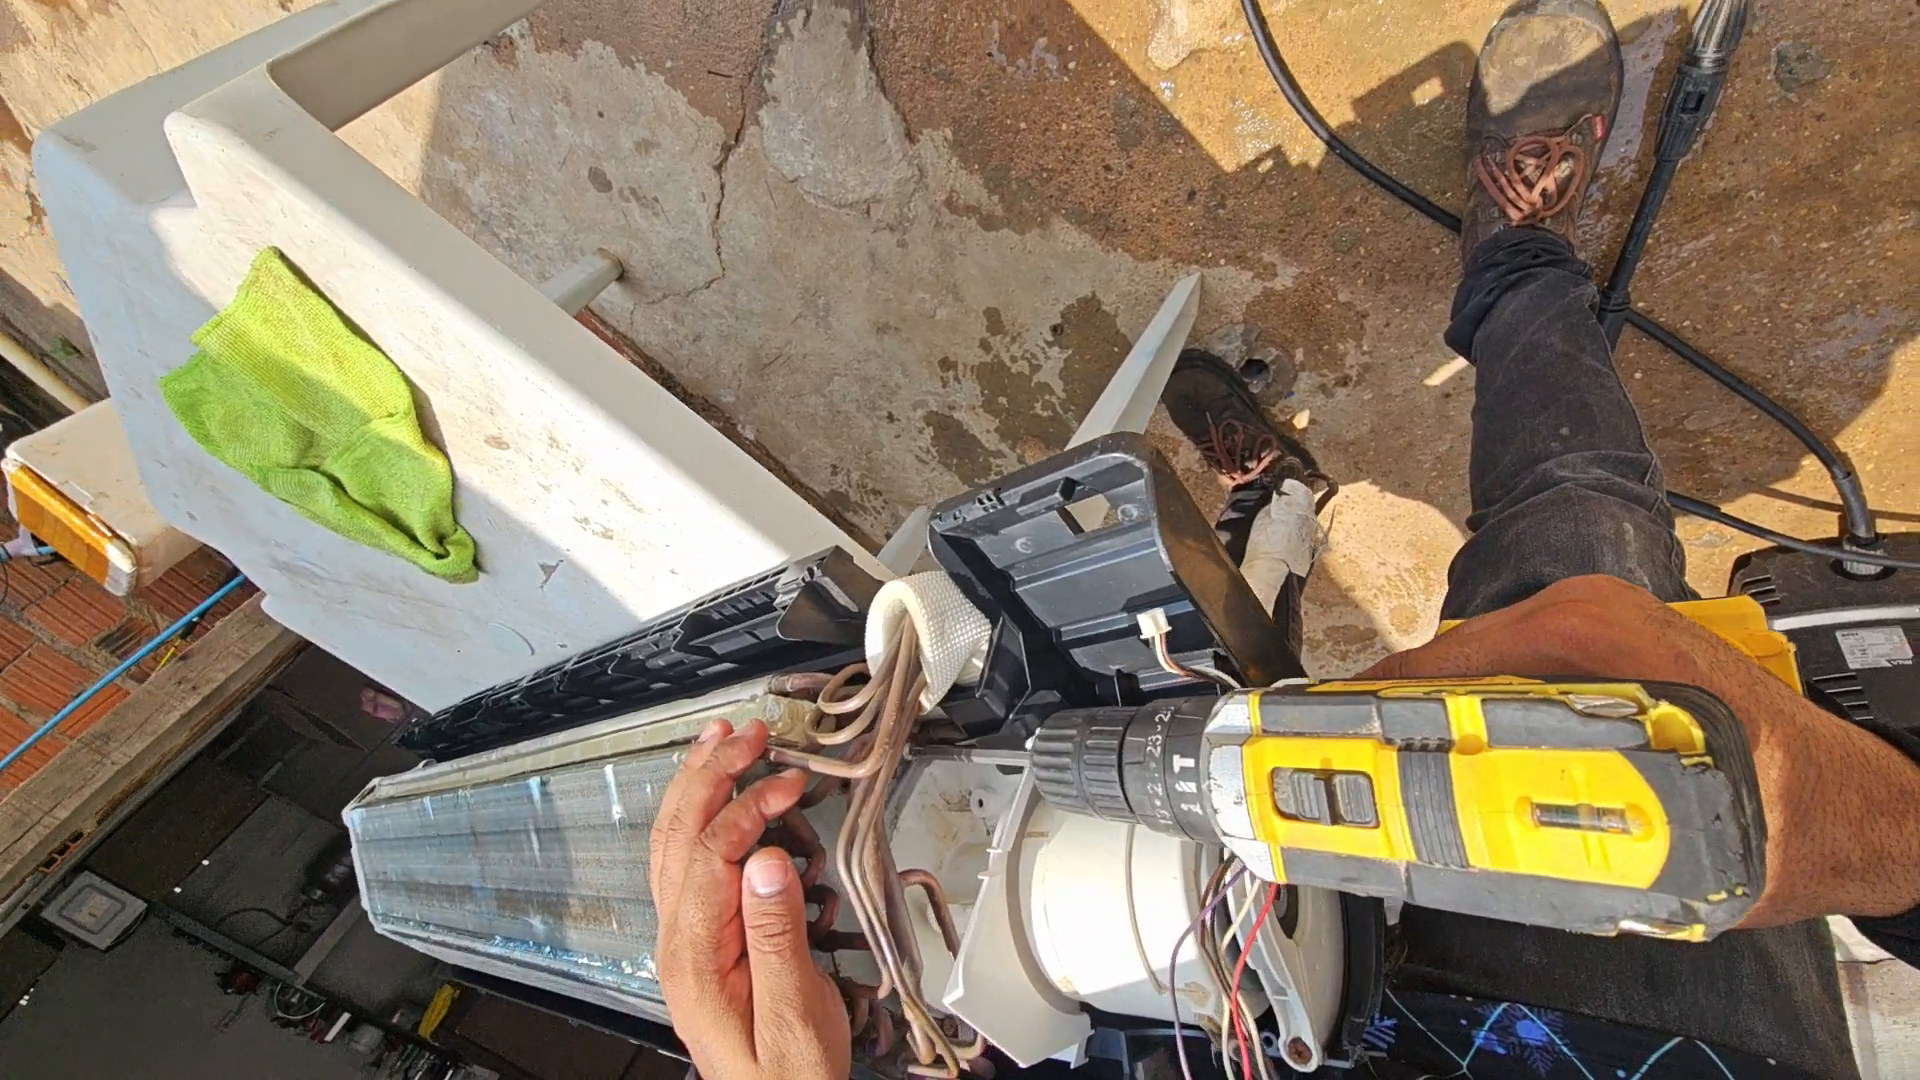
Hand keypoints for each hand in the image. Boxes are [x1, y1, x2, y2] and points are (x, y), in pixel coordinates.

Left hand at [649, 719, 851, 1079]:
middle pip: (681, 834)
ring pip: (675, 839)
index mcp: (696, 955)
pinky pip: (687, 855)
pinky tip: (715, 786)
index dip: (750, 807)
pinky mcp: (701, 928)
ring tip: (721, 737)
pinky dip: (700, 809)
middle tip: (750, 734)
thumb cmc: (789, 1072)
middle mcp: (678, 935)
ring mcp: (684, 930)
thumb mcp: (793, 1014)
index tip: (791, 783)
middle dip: (713, 774)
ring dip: (697, 782)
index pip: (712, 855)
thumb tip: (768, 858)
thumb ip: (776, 936)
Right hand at [1362, 575, 1919, 925]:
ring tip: (1389, 746)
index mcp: (1594, 635)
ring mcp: (1585, 618)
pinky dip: (1463, 697)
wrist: (1865, 799)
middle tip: (1353, 747)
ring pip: (1469, 657)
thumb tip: (1463, 828)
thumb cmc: (1795, 810)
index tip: (1340, 725)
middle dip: (1397, 702)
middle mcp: (1583, 611)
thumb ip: (1574, 826)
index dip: (1386, 695)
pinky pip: (1497, 662)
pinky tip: (1449, 733)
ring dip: (1427, 702)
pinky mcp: (1586, 636)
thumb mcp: (1679, 832)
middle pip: (1450, 654)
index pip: (1452, 658)